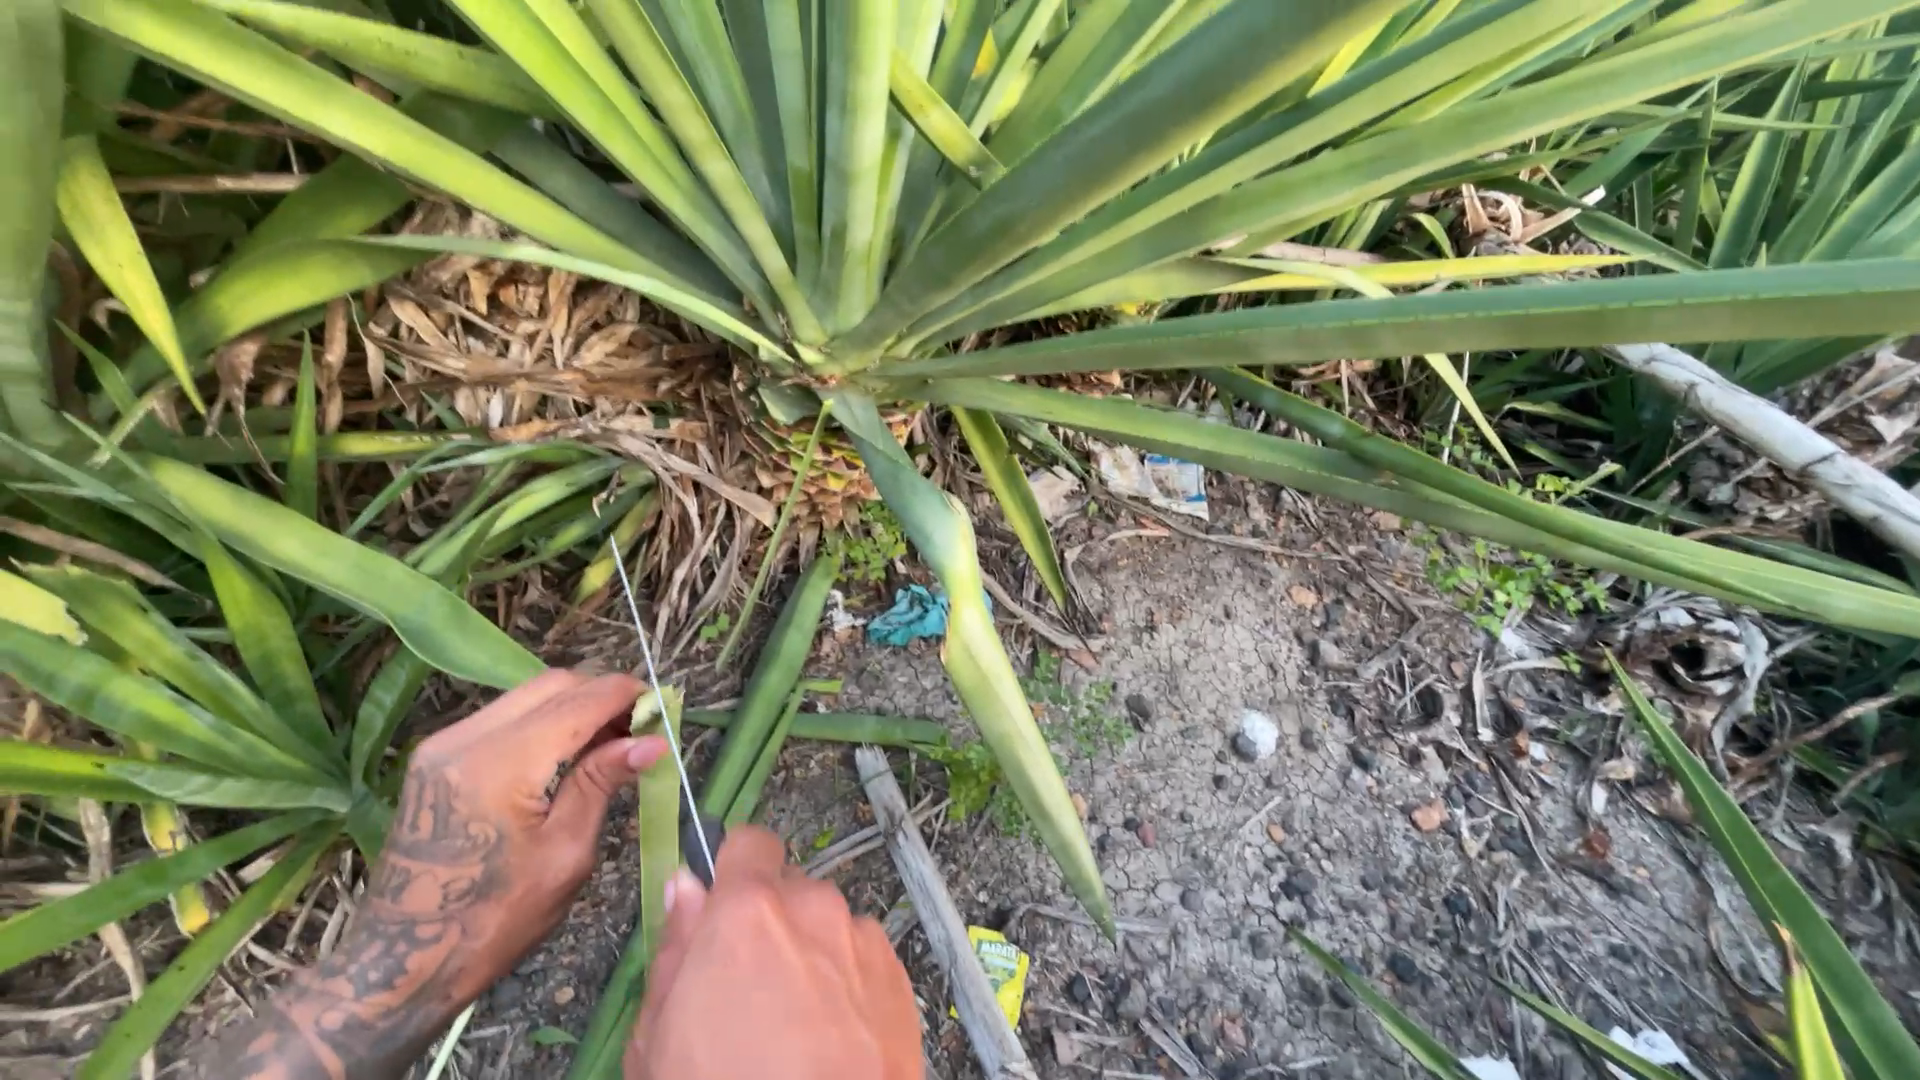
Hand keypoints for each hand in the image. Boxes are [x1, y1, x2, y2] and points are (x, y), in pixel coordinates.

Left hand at [216, 669, 665, 1079]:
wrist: (401, 964)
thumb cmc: (495, 920)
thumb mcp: (565, 853)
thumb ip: (602, 782)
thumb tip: (653, 741)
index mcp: (501, 763)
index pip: (581, 701)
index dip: (628, 695)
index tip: (663, 707)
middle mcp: (466, 738)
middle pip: (553, 684)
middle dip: (603, 695)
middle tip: (640, 728)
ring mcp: (444, 745)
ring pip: (528, 695)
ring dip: (576, 706)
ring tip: (610, 742)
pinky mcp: (436, 758)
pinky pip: (505, 717)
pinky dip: (545, 721)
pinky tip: (569, 753)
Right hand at [623, 827, 921, 1079]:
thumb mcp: (659, 1036)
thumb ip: (673, 946)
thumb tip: (684, 887)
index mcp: (748, 910)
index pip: (748, 844)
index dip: (735, 870)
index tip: (725, 907)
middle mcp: (813, 906)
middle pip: (789, 890)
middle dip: (771, 923)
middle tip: (753, 989)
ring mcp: (861, 937)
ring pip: (827, 925)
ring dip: (812, 953)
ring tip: (799, 1025)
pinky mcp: (897, 972)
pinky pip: (862, 957)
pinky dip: (848, 982)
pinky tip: (835, 1038)